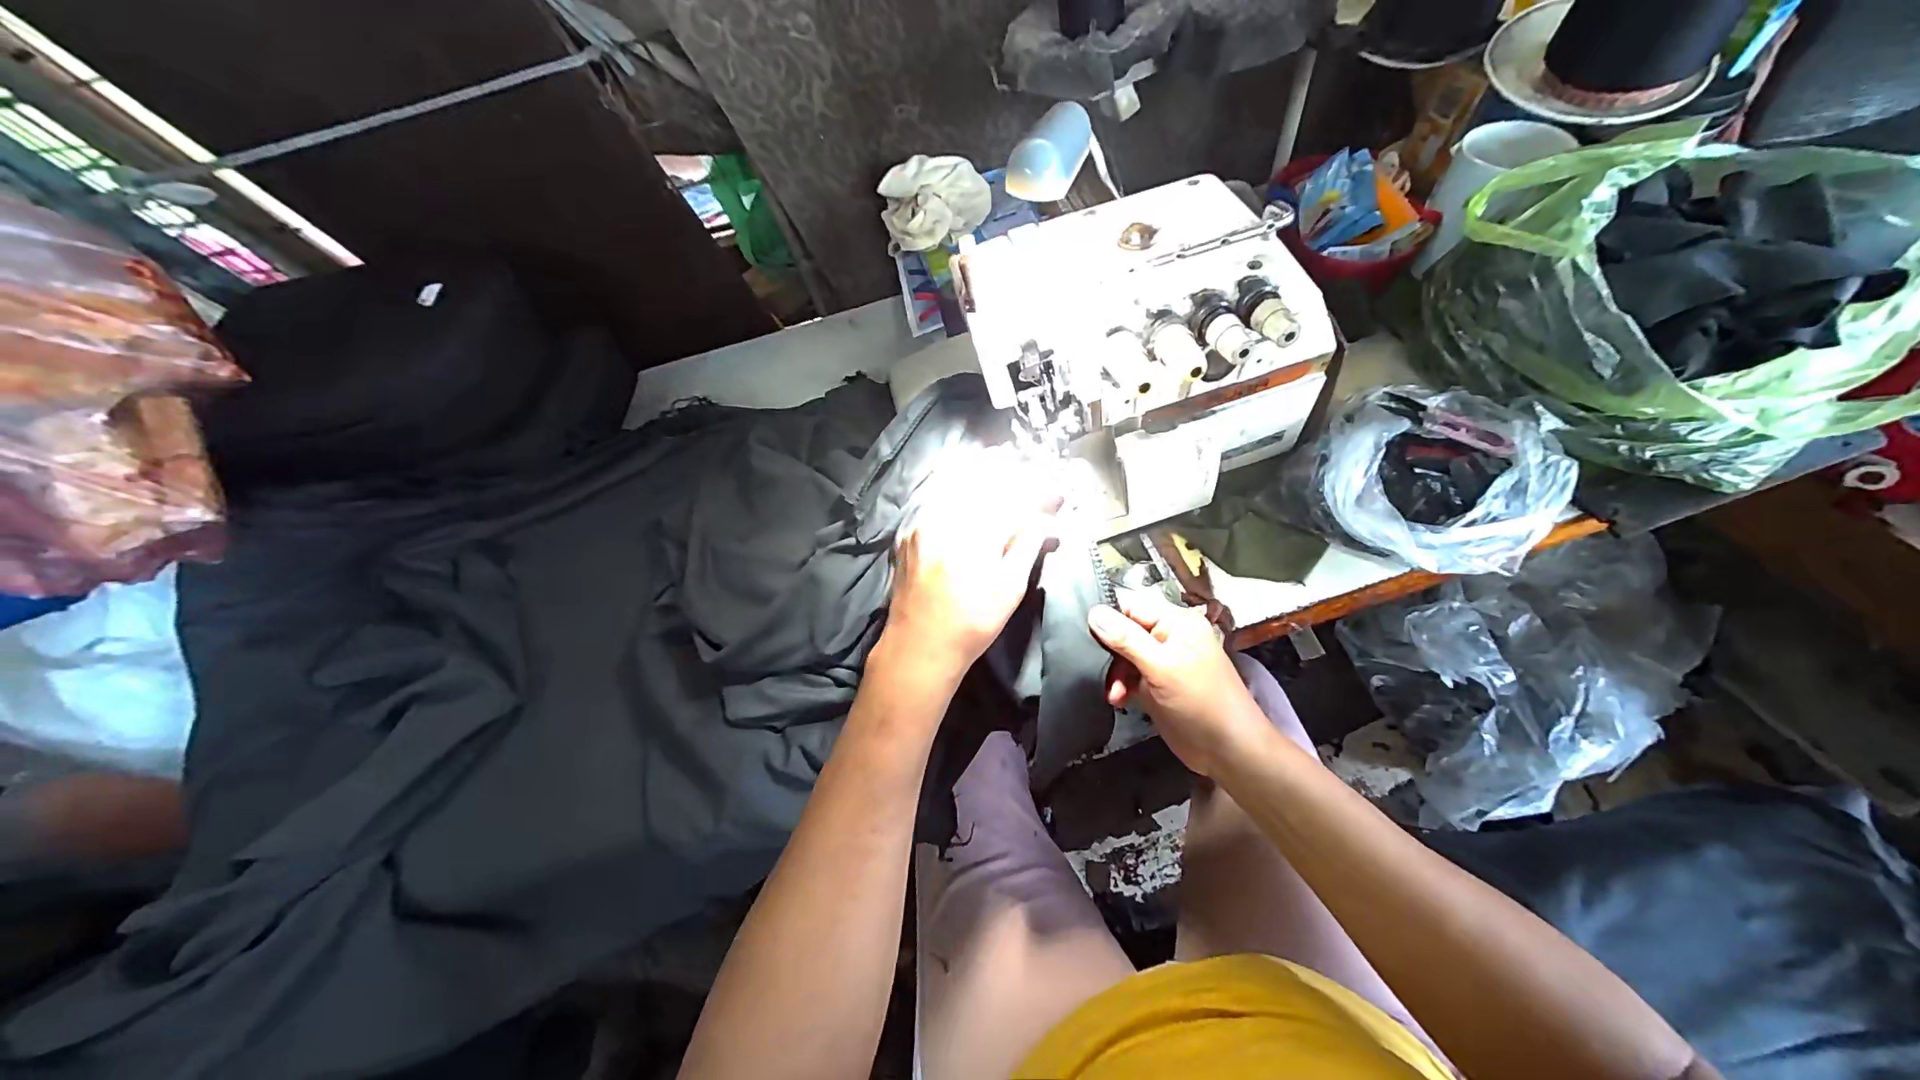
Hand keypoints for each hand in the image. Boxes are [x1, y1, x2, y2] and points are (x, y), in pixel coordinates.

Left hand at [879, 447, 1059, 681]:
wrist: (918, 648)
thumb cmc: (971, 624)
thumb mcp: (1009, 588)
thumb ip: (1027, 546)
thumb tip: (1045, 521)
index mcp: (975, 532)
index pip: (1013, 498)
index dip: (1037, 492)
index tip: (1054, 491)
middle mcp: (944, 519)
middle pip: (980, 481)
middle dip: (1006, 470)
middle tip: (1026, 466)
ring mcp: (921, 525)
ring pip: (953, 487)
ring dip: (978, 475)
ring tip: (998, 466)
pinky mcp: (908, 535)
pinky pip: (934, 501)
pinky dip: (954, 492)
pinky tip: (965, 492)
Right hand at [1087, 589, 1272, 776]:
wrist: (1229, 750)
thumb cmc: (1200, 702)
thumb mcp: (1161, 667)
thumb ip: (1126, 638)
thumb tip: (1093, 612)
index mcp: (1176, 622)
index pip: (1131, 607)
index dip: (1107, 619)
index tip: (1084, 635)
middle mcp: (1168, 637)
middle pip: (1124, 632)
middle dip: (1109, 651)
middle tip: (1099, 670)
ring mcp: (1162, 663)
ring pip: (1122, 656)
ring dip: (1113, 674)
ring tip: (1114, 694)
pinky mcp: (1156, 686)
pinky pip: (1129, 677)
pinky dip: (1120, 686)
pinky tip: (1119, 699)